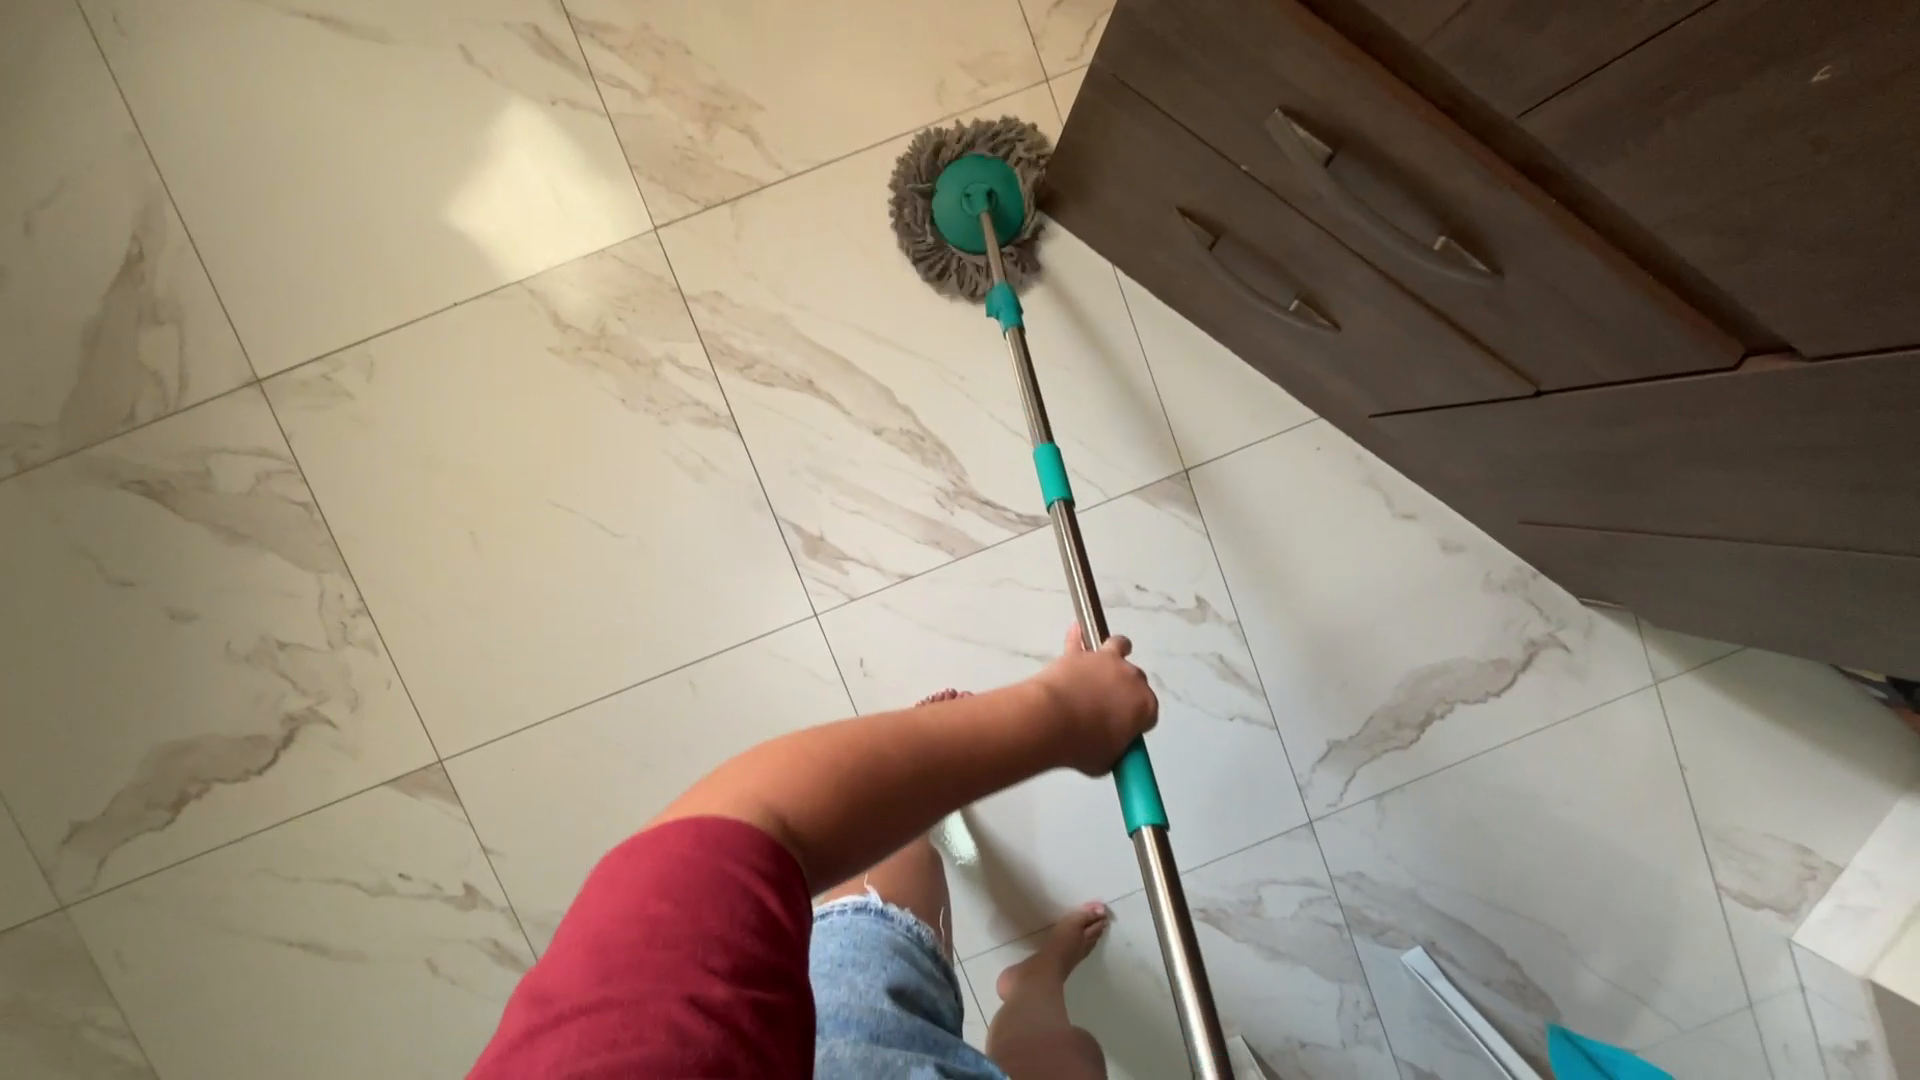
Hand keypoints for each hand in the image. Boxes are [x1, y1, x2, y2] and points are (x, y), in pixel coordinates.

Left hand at [1032, 623, 1158, 775]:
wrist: (1051, 721)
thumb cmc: (1082, 746)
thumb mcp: (1106, 760)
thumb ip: (1115, 748)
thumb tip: (1108, 743)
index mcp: (1145, 705)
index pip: (1148, 711)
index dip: (1135, 720)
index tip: (1122, 727)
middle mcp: (1131, 677)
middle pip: (1134, 680)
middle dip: (1124, 689)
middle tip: (1105, 704)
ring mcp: (1105, 661)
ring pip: (1118, 646)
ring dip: (1116, 651)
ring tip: (1106, 659)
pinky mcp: (1079, 653)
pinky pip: (1080, 638)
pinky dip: (1078, 635)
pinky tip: (1076, 629)